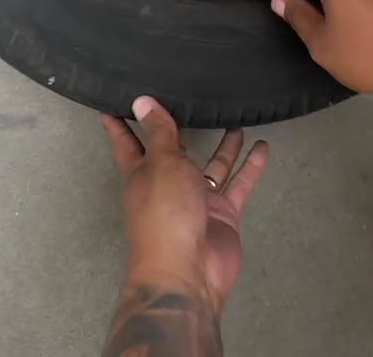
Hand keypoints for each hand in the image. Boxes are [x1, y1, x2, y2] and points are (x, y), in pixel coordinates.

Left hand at [99, 96, 268, 311]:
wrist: (188, 272)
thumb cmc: (165, 213)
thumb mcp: (161, 164)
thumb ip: (159, 132)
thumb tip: (141, 101)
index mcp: (143, 174)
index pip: (127, 142)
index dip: (118, 124)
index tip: (110, 104)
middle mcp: (169, 184)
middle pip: (175, 151)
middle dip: (180, 130)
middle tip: (190, 99)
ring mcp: (197, 200)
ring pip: (213, 164)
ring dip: (225, 145)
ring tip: (236, 118)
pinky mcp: (223, 213)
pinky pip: (239, 183)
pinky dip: (251, 166)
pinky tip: (262, 147)